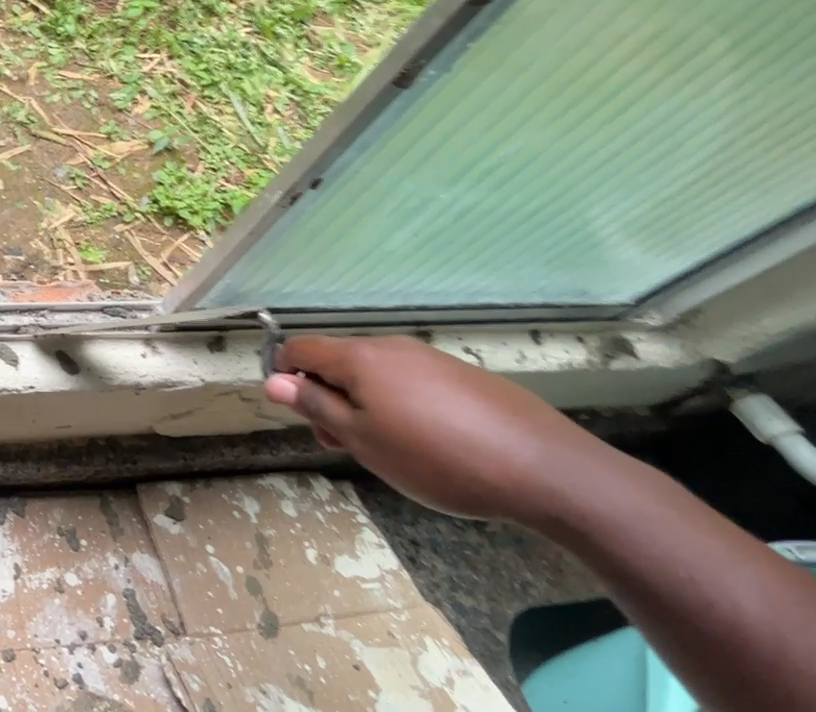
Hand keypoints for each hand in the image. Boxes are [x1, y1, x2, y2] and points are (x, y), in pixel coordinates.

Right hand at [262, 335, 619, 523]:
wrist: (547, 470)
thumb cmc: (437, 458)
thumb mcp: (362, 440)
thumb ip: (315, 406)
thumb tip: (271, 380)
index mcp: (360, 357)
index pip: (299, 348)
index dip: (285, 377)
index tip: (301, 416)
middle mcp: (391, 347)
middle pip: (336, 361)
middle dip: (326, 397)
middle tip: (342, 445)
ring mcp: (430, 359)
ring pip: (374, 374)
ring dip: (362, 404)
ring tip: (386, 450)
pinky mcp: (463, 376)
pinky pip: (409, 382)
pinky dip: (398, 405)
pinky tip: (426, 443)